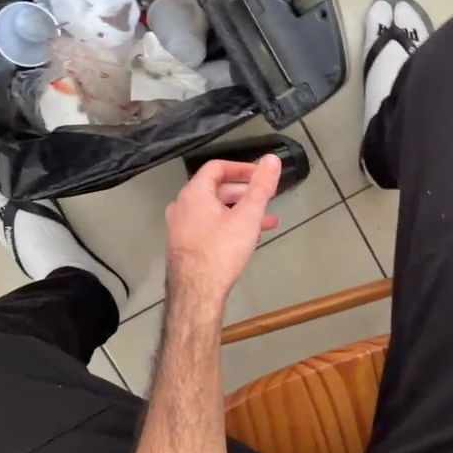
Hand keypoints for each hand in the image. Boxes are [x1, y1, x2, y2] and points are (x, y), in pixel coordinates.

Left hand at [165, 156, 282, 306]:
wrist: (196, 293)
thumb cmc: (222, 251)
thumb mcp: (248, 216)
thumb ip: (261, 186)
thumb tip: (272, 159)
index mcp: (194, 193)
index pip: (217, 167)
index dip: (242, 168)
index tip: (262, 175)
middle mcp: (182, 206)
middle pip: (216, 189)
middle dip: (246, 193)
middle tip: (268, 198)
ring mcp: (180, 227)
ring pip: (214, 210)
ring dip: (241, 212)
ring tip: (267, 222)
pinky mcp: (183, 245)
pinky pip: (208, 226)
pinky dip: (228, 225)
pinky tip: (247, 239)